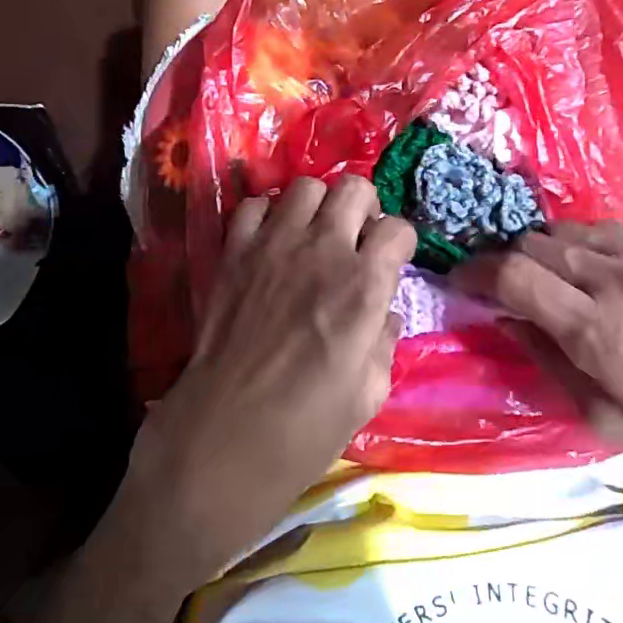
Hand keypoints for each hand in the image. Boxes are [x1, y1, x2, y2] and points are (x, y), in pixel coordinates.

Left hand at [108, 176, 415, 587]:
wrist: (222, 436)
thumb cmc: (305, 428)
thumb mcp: (368, 394)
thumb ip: (384, 343)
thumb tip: (383, 313)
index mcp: (364, 286)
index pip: (398, 228)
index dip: (400, 243)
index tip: (391, 261)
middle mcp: (322, 251)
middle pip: (354, 188)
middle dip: (364, 208)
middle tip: (356, 239)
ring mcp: (272, 246)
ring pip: (305, 186)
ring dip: (318, 206)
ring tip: (313, 235)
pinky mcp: (232, 254)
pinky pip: (253, 206)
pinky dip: (269, 215)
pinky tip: (272, 243)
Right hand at [455, 221, 622, 517]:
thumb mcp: (607, 419)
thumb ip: (547, 359)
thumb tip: (504, 318)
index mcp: (606, 335)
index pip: (516, 275)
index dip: (476, 273)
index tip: (460, 282)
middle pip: (536, 243)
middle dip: (506, 261)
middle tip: (500, 287)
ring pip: (568, 229)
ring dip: (542, 249)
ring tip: (543, 278)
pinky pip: (608, 229)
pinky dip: (581, 244)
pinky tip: (588, 271)